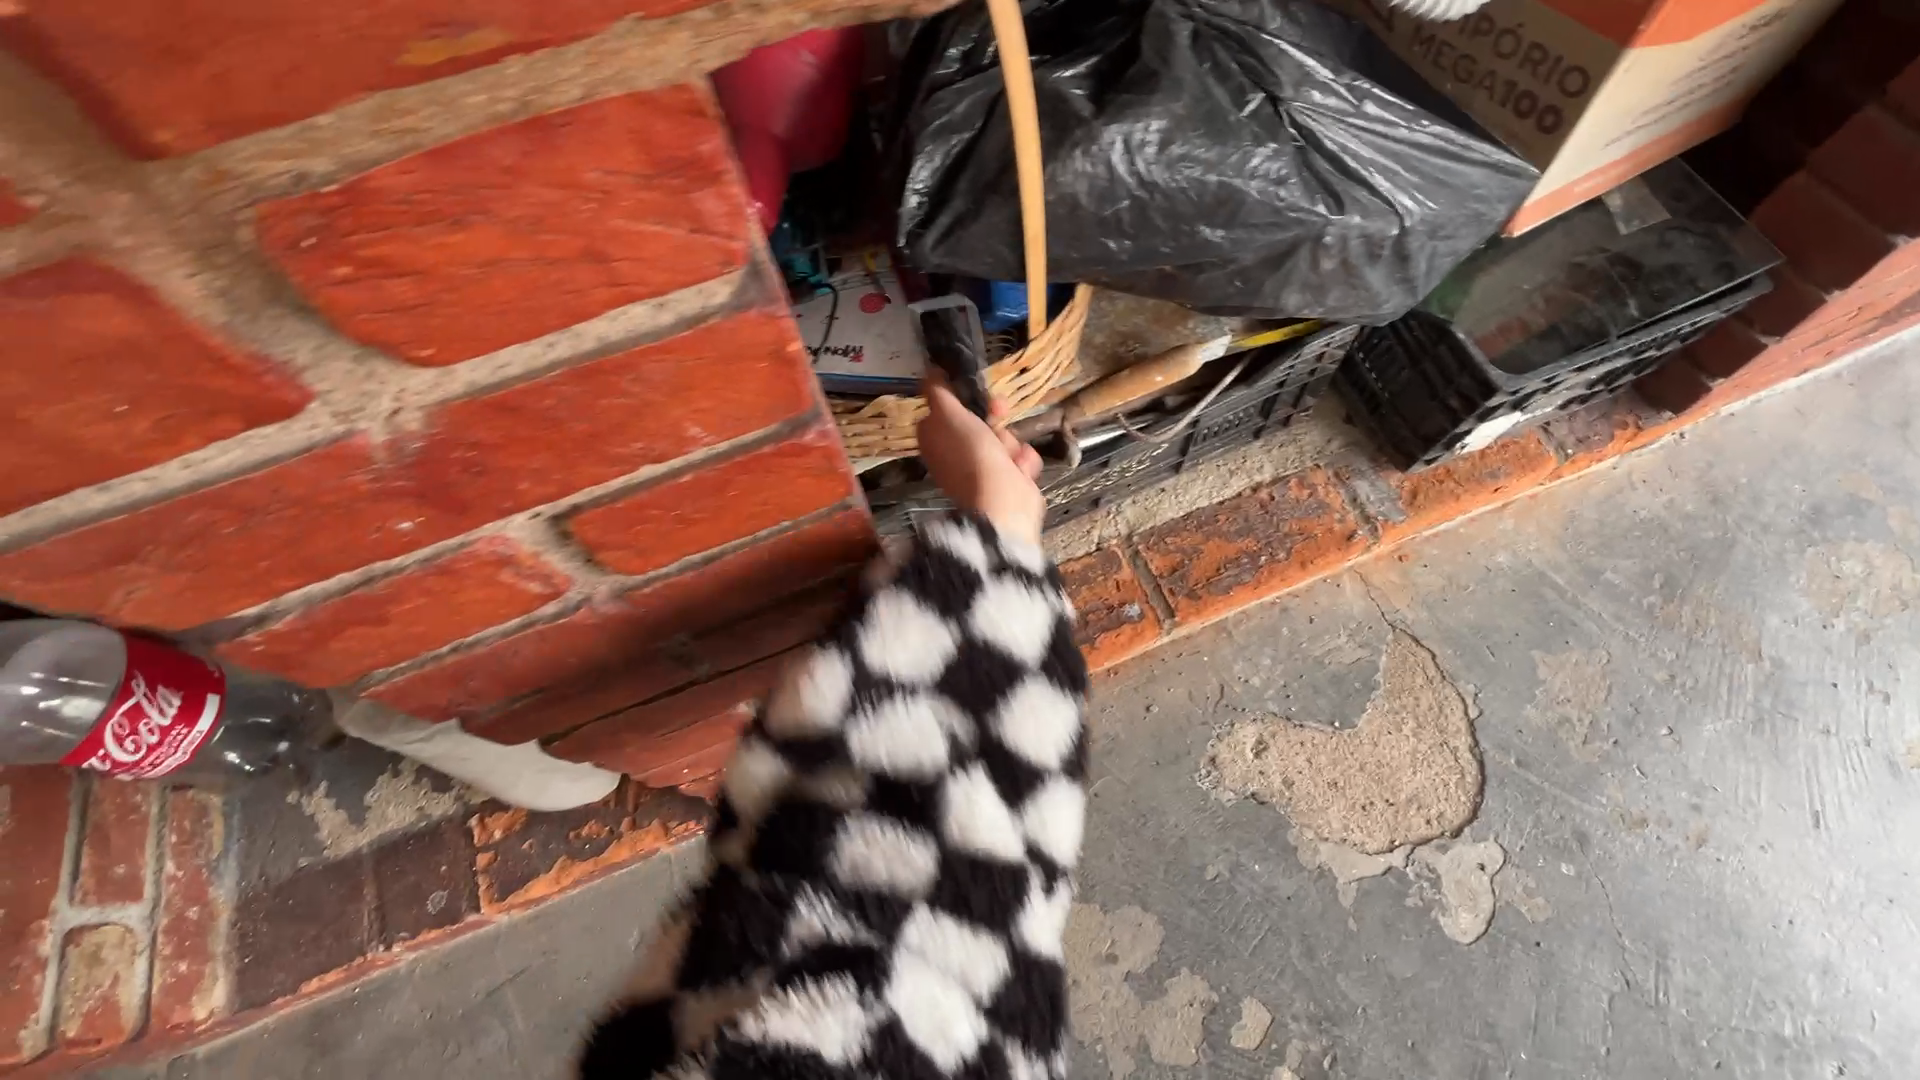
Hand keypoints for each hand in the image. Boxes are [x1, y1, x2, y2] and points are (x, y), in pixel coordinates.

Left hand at [917, 378, 1045, 546]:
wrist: (1001, 502)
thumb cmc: (970, 454)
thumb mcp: (948, 414)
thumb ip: (938, 390)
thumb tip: (929, 370)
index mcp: (935, 438)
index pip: (948, 408)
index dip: (964, 397)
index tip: (974, 389)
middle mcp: (956, 453)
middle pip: (980, 420)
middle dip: (995, 417)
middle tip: (999, 412)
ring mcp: (983, 468)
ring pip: (1004, 437)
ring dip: (1011, 443)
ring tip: (1009, 457)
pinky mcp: (1008, 480)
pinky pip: (1020, 457)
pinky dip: (1023, 462)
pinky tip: (1020, 471)